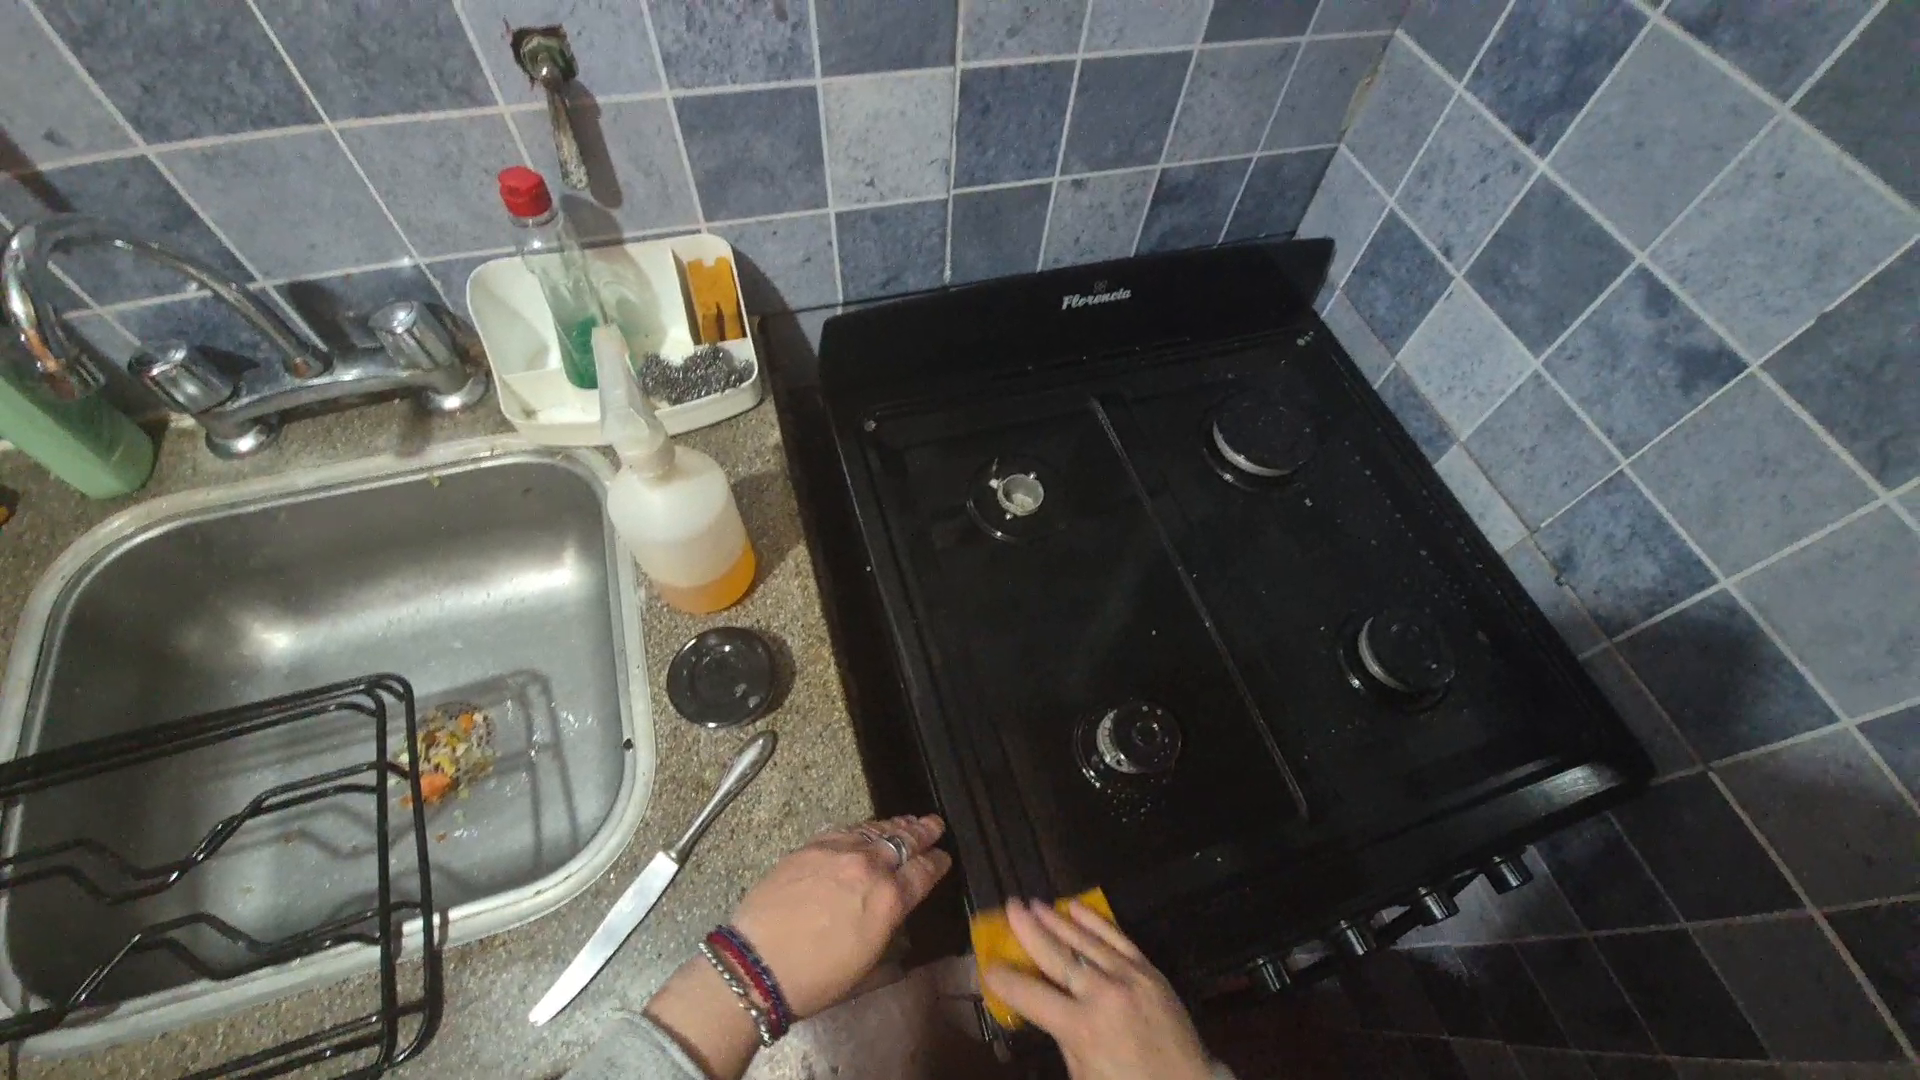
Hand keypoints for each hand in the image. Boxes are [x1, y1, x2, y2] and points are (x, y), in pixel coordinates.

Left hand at [644, 815, 952, 1079]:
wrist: (756, 964)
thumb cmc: (815, 979)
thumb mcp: (866, 966)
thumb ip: (889, 932)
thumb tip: (896, 918)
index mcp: (889, 901)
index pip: (923, 872)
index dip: (937, 863)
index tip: (944, 857)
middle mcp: (870, 868)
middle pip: (904, 842)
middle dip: (923, 832)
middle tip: (935, 824)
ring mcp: (840, 851)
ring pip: (877, 830)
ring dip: (897, 826)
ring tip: (909, 821)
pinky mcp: (813, 845)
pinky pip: (848, 829)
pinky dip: (865, 827)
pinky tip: (869, 828)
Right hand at [981, 899, 1214, 1079]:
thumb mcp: (1083, 1075)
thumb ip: (1063, 1036)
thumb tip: (1045, 1003)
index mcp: (1081, 1028)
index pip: (1031, 996)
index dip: (1005, 980)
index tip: (987, 964)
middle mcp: (1102, 994)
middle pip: (1057, 955)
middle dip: (1029, 930)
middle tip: (1011, 907)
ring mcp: (1128, 977)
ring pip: (1085, 940)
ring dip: (1057, 920)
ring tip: (1036, 904)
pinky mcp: (1148, 970)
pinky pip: (1117, 938)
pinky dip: (1095, 922)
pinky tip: (1076, 908)